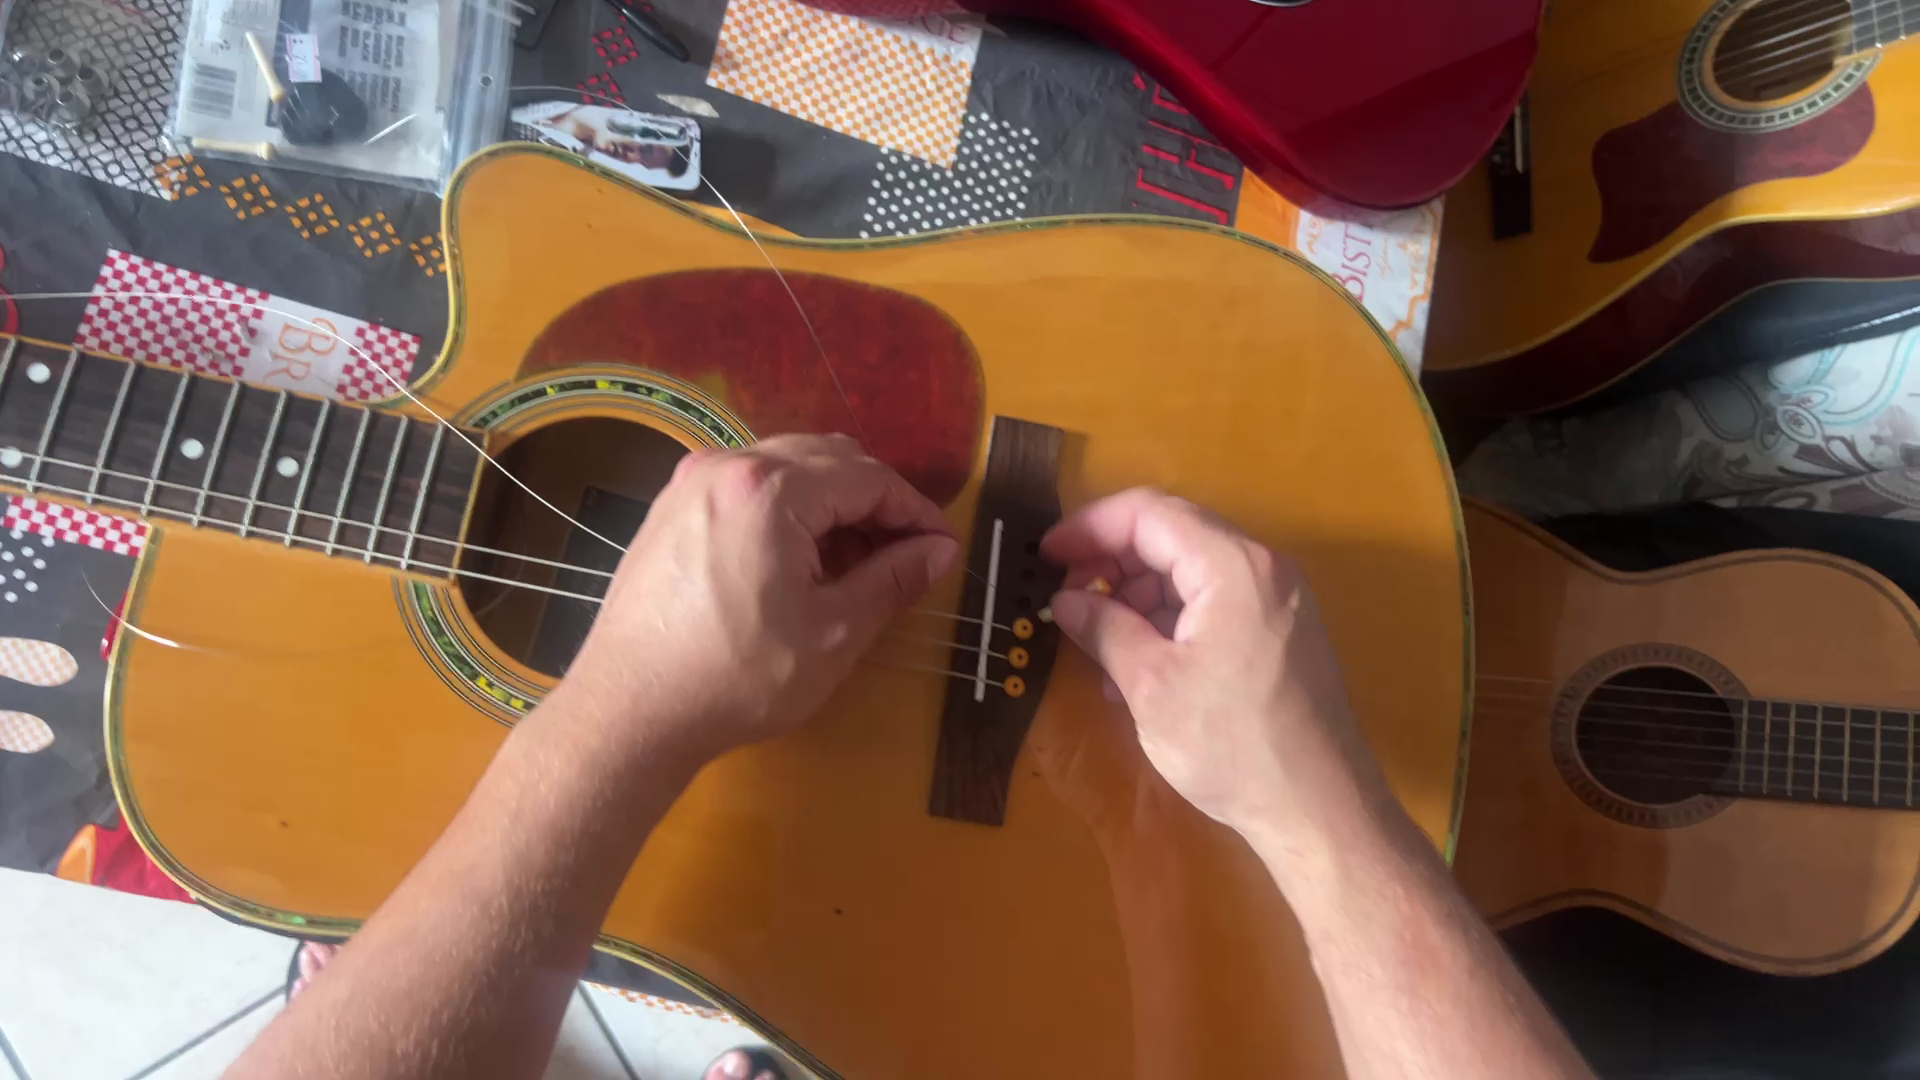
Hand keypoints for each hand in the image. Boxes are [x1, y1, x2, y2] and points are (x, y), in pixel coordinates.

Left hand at [564, 434, 958, 764]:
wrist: (629, 713)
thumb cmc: (738, 677)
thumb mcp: (834, 632)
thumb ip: (895, 580)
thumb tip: (941, 551)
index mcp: (771, 489)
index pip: (869, 478)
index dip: (915, 511)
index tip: (942, 546)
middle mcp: (729, 465)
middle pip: (830, 458)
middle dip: (877, 501)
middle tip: (903, 553)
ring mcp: (693, 481)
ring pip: (790, 466)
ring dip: (835, 502)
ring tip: (855, 559)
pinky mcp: (673, 506)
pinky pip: (751, 483)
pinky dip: (791, 507)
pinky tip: (799, 557)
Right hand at [1040, 489, 1384, 843]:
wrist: (1321, 813)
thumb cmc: (1232, 745)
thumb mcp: (1150, 685)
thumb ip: (1103, 627)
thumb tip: (1063, 600)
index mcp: (1232, 566)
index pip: (1147, 513)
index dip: (1088, 527)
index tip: (1047, 554)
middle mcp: (1260, 567)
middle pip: (1168, 535)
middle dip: (1110, 562)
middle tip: (1067, 599)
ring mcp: (1275, 598)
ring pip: (1186, 570)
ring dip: (1135, 596)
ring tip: (1099, 645)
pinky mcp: (1277, 629)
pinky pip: (1209, 602)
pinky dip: (1166, 620)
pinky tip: (1138, 665)